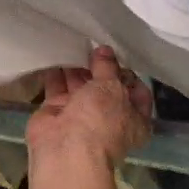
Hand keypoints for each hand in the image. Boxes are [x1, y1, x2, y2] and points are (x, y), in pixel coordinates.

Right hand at [27, 46, 151, 169]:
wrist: (66, 146)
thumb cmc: (101, 119)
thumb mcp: (112, 88)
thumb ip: (107, 67)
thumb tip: (104, 49)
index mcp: (134, 117)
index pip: (135, 90)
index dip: (126, 71)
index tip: (115, 53)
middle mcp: (109, 115)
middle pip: (104, 85)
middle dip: (97, 66)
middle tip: (89, 42)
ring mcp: (81, 113)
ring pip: (79, 84)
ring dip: (75, 67)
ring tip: (70, 42)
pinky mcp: (56, 109)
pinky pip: (56, 87)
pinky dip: (54, 72)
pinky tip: (53, 53)